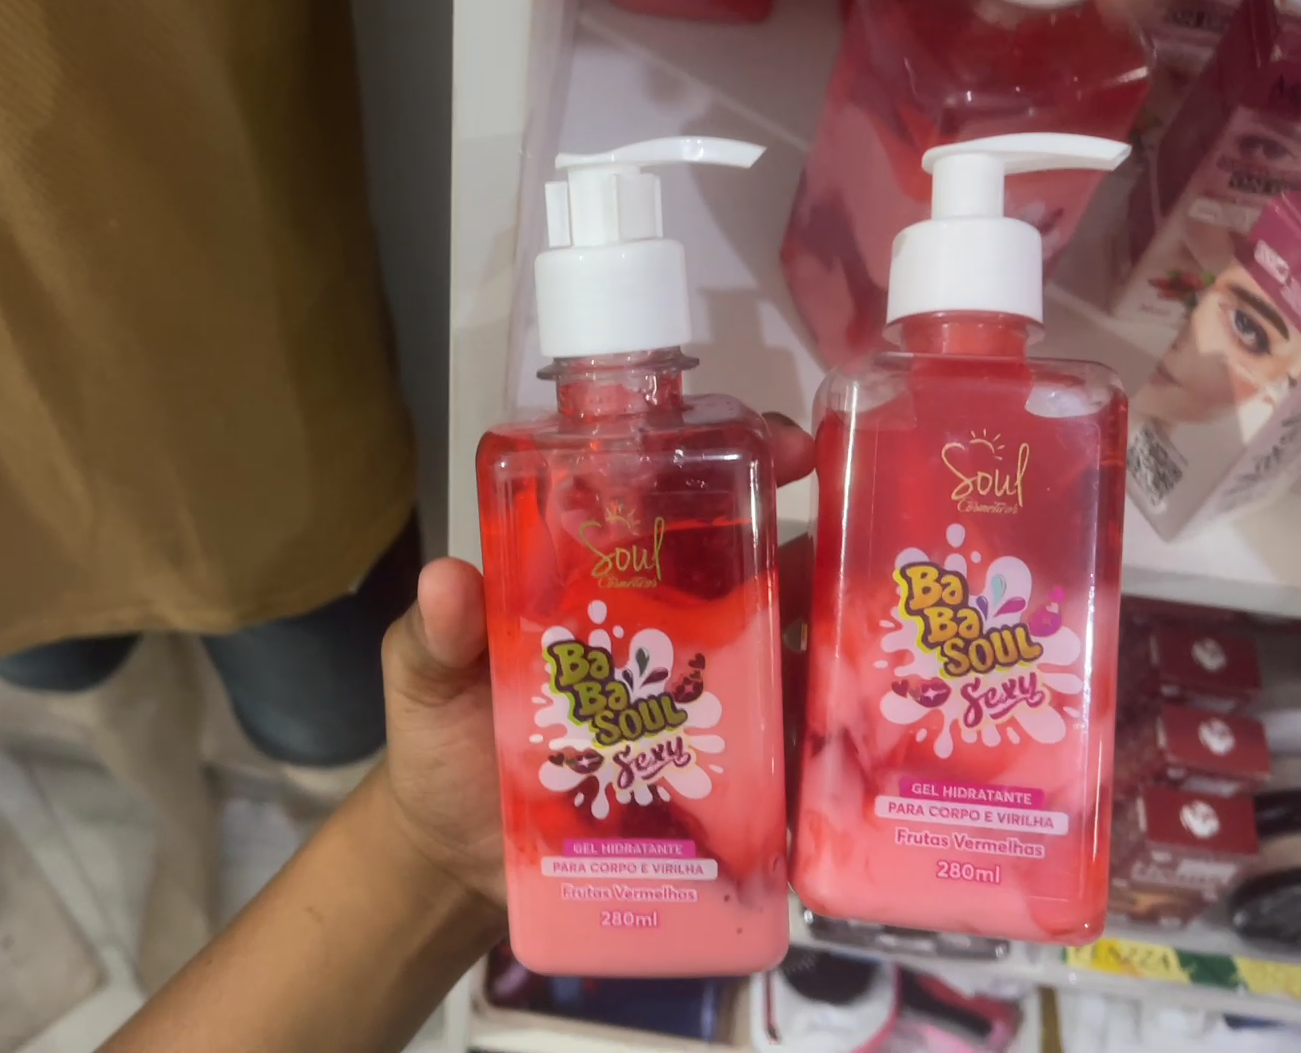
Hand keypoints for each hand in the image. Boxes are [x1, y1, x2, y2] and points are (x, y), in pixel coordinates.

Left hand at [373, 413, 818, 906]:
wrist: (457, 855)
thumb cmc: (439, 748)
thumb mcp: (424, 680)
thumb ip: (433, 636)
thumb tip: (446, 576)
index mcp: (584, 585)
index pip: (653, 509)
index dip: (711, 469)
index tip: (772, 445)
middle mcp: (644, 630)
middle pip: (733, 571)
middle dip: (799, 546)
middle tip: (854, 541)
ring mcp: (679, 702)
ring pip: (769, 651)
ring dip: (824, 636)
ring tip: (876, 637)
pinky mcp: (702, 776)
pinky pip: (770, 747)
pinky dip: (813, 735)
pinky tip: (857, 733)